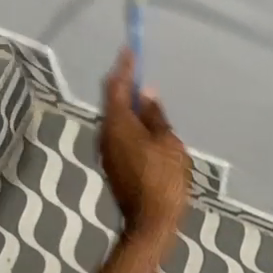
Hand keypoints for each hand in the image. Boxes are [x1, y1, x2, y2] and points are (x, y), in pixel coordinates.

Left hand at [99, 49, 189, 241]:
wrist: (150, 223)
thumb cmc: (164, 179)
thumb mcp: (168, 143)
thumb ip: (154, 115)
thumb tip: (145, 93)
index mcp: (118, 124)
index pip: (116, 86)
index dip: (124, 67)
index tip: (130, 50)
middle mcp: (105, 134)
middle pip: (111, 101)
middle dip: (123, 83)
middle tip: (136, 68)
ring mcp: (106, 151)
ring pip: (114, 118)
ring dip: (126, 103)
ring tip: (142, 93)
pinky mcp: (112, 164)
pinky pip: (118, 132)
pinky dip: (128, 121)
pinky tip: (142, 123)